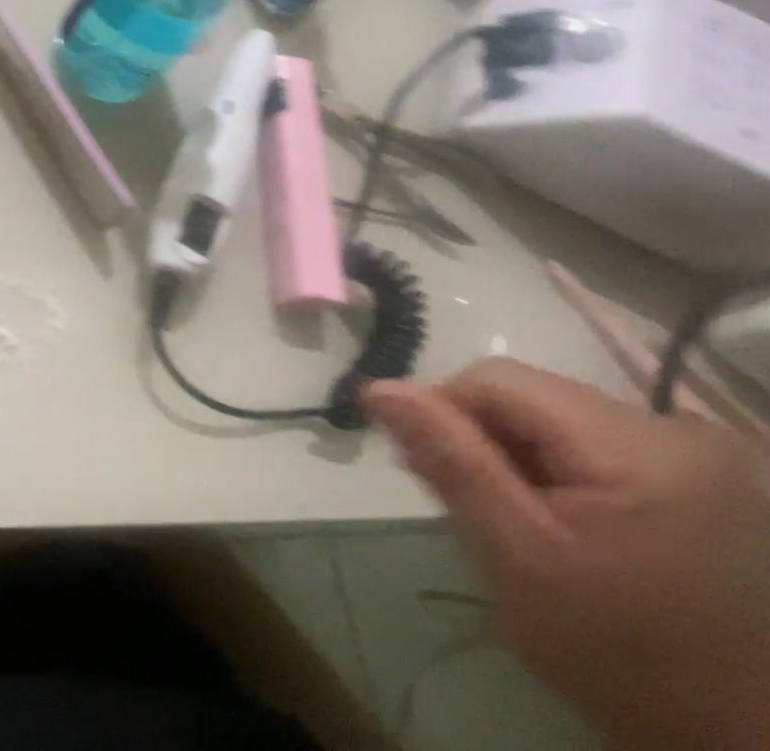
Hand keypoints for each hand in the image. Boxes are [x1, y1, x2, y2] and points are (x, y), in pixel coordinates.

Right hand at [368, 359, 769, 749]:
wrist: (720, 725)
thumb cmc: (607, 645)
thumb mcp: (512, 552)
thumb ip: (449, 461)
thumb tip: (378, 388)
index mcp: (640, 445)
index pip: (498, 381)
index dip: (440, 413)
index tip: (421, 471)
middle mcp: (679, 429)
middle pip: (530, 397)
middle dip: (477, 440)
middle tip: (457, 502)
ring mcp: (695, 452)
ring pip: (553, 417)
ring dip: (510, 456)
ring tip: (504, 517)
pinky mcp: (695, 474)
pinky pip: (589, 442)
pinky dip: (550, 470)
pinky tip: (550, 520)